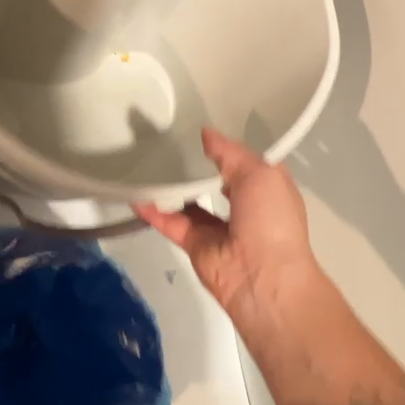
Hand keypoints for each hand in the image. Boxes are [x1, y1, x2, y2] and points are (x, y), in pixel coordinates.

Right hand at [135, 128, 315, 311]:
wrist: (262, 278)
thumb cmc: (270, 219)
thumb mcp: (260, 173)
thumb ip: (230, 152)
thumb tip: (206, 133)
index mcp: (264, 189)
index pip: (243, 162)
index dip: (225, 146)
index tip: (201, 126)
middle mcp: (243, 207)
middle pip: (213, 180)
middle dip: (194, 164)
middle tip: (166, 139)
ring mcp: (217, 228)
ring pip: (189, 201)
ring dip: (171, 186)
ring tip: (145, 161)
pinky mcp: (194, 244)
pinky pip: (171, 222)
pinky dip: (153, 210)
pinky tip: (134, 193)